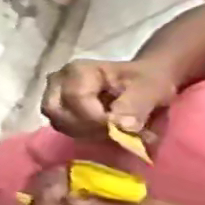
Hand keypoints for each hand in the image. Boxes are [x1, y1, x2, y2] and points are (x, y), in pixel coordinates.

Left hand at [25, 167, 204, 204]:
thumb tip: (69, 198)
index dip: (45, 198)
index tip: (62, 180)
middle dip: (45, 186)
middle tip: (63, 169)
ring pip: (57, 200)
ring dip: (56, 182)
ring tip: (70, 167)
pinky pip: (78, 195)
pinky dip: (73, 182)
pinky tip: (81, 170)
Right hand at [41, 58, 177, 141]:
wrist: (143, 78)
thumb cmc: (147, 80)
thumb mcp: (151, 90)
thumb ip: (135, 106)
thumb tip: (122, 127)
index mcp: (79, 70)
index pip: (75, 98)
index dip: (97, 118)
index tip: (126, 130)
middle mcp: (58, 80)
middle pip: (56, 110)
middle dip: (86, 127)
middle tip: (117, 133)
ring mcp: (53, 92)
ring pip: (56, 120)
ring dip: (84, 132)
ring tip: (112, 132)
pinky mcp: (57, 105)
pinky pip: (61, 125)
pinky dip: (82, 133)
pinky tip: (102, 131)